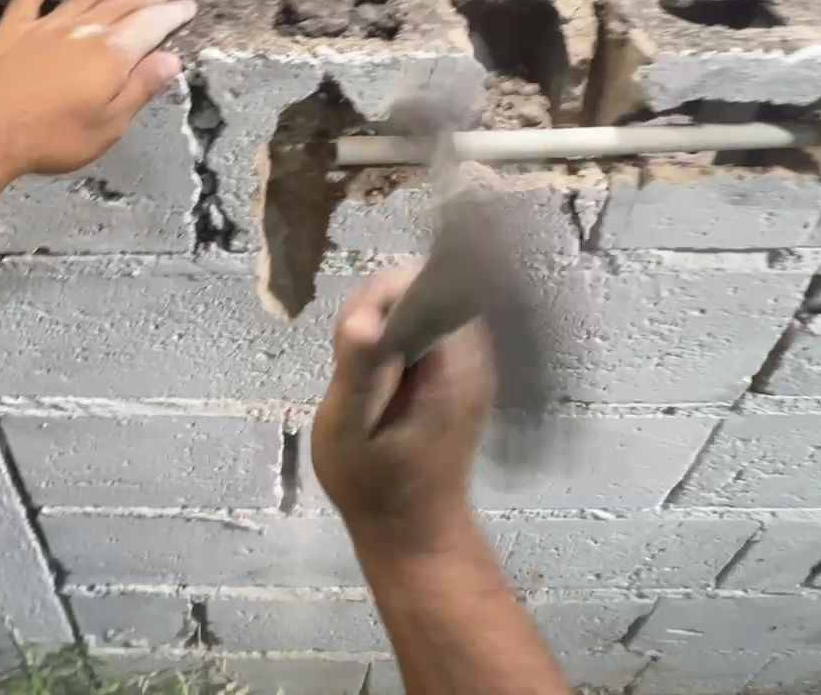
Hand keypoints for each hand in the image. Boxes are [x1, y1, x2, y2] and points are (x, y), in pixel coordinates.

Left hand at [0, 0, 196, 174]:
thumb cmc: (54, 137)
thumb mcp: (110, 124)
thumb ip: (141, 88)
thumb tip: (171, 59)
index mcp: (111, 55)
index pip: (151, 25)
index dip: (172, 14)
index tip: (188, 6)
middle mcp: (83, 31)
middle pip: (122, 5)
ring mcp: (46, 28)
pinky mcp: (14, 33)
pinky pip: (31, 1)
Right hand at [311, 269, 492, 556]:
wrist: (415, 534)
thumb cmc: (375, 486)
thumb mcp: (350, 430)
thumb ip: (358, 370)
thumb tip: (361, 318)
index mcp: (451, 362)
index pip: (419, 285)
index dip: (377, 298)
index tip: (350, 339)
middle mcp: (471, 353)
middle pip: (418, 289)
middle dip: (376, 311)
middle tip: (351, 361)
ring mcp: (469, 362)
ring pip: (418, 306)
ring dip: (382, 326)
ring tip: (362, 374)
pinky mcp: (459, 373)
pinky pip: (422, 328)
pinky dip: (393, 341)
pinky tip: (378, 380)